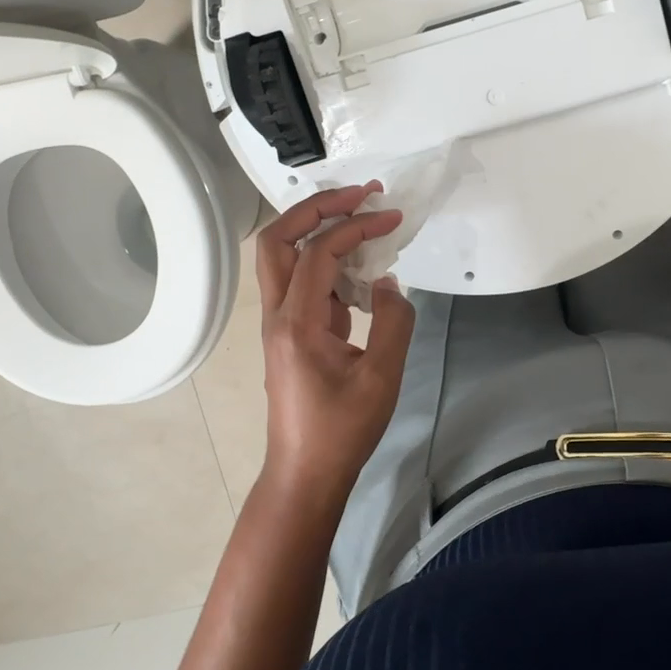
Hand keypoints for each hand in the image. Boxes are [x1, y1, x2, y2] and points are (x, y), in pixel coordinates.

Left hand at [253, 183, 416, 493]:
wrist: (305, 473)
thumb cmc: (341, 430)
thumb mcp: (382, 377)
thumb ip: (393, 322)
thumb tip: (387, 283)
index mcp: (296, 322)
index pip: (318, 252)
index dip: (355, 226)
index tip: (391, 216)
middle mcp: (278, 314)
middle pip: (278, 239)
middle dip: (317, 207)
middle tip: (359, 196)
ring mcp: (280, 323)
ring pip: (283, 257)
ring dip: (317, 229)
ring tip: (361, 217)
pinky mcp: (292, 333)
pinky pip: (302, 280)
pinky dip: (326, 259)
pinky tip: (360, 267)